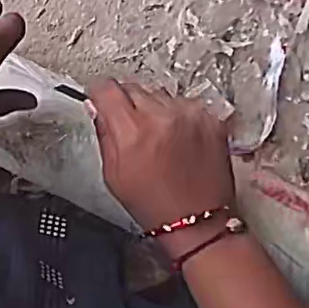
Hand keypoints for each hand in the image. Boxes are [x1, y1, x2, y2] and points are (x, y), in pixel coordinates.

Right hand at [88, 79, 235, 236]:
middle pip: (133, 88)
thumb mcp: (113, 174)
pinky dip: (177, 117)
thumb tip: (97, 108)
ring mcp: (190, 115)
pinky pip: (184, 105)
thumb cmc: (153, 202)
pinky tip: (177, 141)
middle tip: (130, 130)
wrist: (197, 219)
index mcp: (132, 131)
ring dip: (153, 109)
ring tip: (157, 139)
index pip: (107, 88)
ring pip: (159, 95)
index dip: (99, 93)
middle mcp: (163, 116)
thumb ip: (104, 134)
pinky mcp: (211, 119)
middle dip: (126, 104)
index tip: (99, 99)